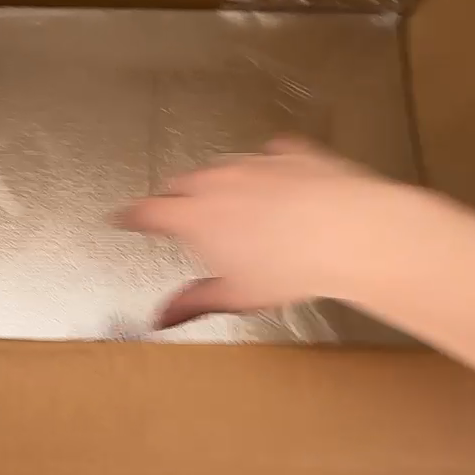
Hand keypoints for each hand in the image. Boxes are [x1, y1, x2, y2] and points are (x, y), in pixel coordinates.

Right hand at [117, 139, 412, 328]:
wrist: (352, 232)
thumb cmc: (289, 268)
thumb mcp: (234, 295)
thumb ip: (192, 302)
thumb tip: (159, 319)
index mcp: (194, 217)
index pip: (148, 212)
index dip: (132, 217)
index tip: (121, 218)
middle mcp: (217, 182)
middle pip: (181, 185)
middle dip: (173, 198)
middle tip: (175, 214)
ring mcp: (255, 164)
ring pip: (222, 169)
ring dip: (216, 183)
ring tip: (224, 201)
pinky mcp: (292, 155)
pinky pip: (270, 156)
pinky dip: (264, 168)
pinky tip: (274, 177)